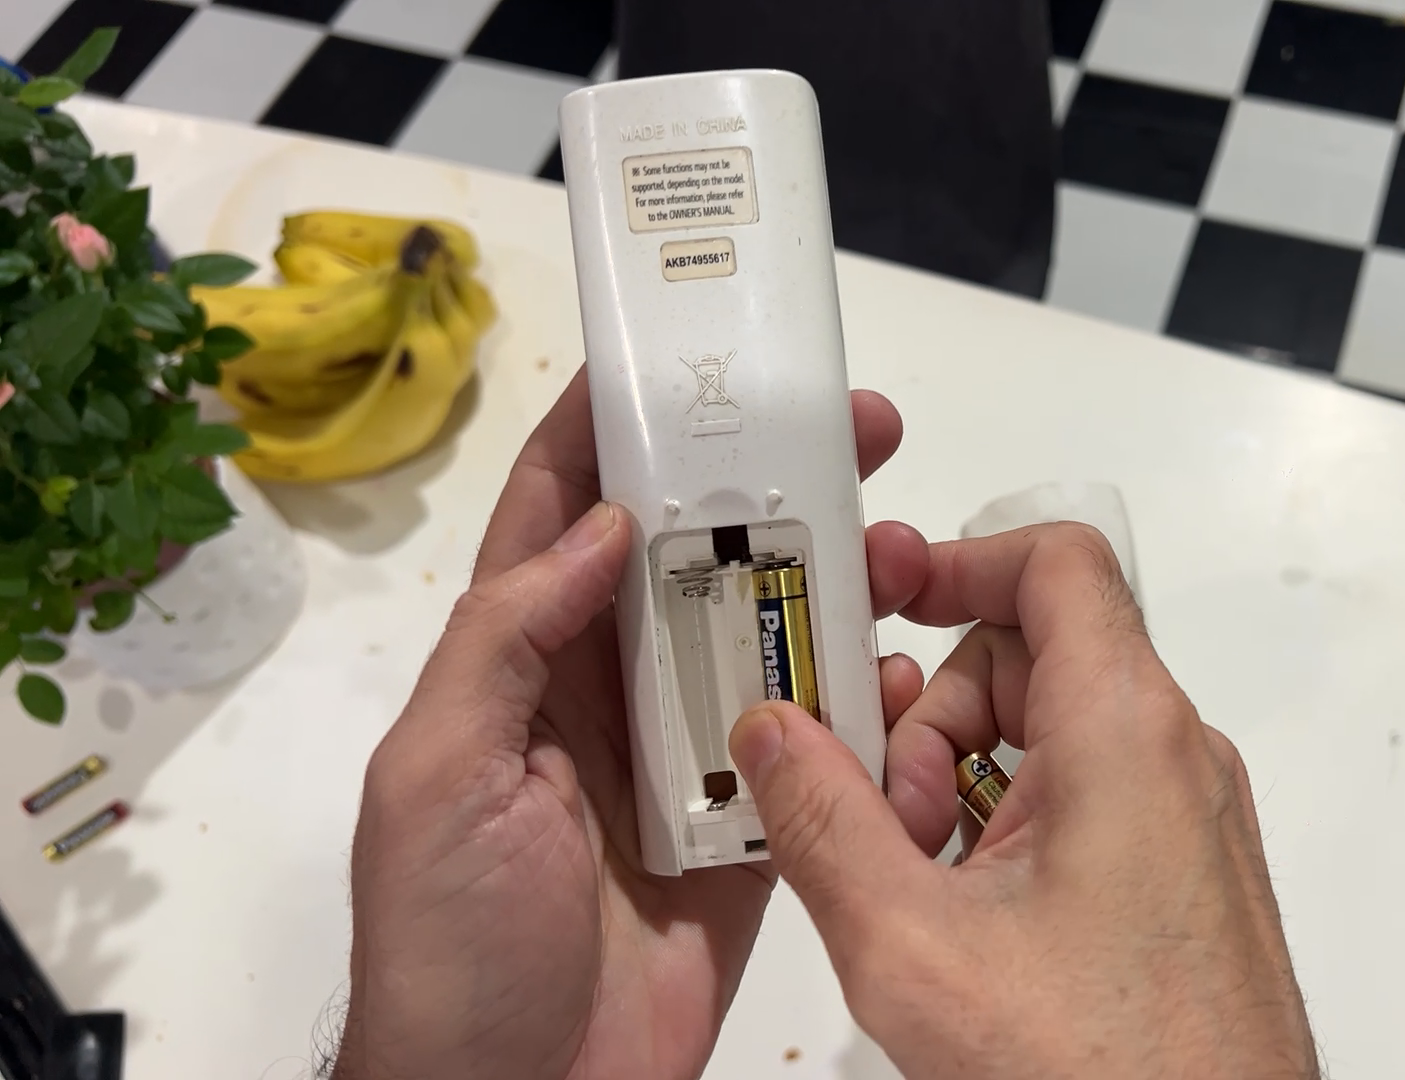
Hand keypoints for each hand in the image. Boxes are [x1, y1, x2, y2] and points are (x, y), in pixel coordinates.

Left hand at [336, 370, 929, 1079]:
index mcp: (540, 653)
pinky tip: (904, 664)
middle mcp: (628, 672)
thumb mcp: (439, 775)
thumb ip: (509, 639)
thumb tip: (600, 524)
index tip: (682, 362)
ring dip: (837, 575)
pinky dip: (864, 686)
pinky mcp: (763, 792)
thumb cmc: (457, 939)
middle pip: (706, 547)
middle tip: (856, 429)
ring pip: (779, 623)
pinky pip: (821, 719)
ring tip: (900, 542)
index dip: (617, 426)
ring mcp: (705, 730)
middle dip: (774, 478)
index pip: (570, 506)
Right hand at [729, 524, 1318, 1078]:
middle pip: (1026, 652)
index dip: (962, 561)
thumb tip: (768, 725)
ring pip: (1042, 721)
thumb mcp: (916, 949)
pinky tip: (970, 903)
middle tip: (888, 814)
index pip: (1054, 563)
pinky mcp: (1173, 854)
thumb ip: (822, 823)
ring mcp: (1177, 802)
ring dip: (960, 772)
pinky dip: (1003, 812)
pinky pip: (1074, 782)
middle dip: (936, 711)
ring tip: (925, 877)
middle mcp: (1168, 746)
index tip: (886, 602)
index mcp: (1126, 728)